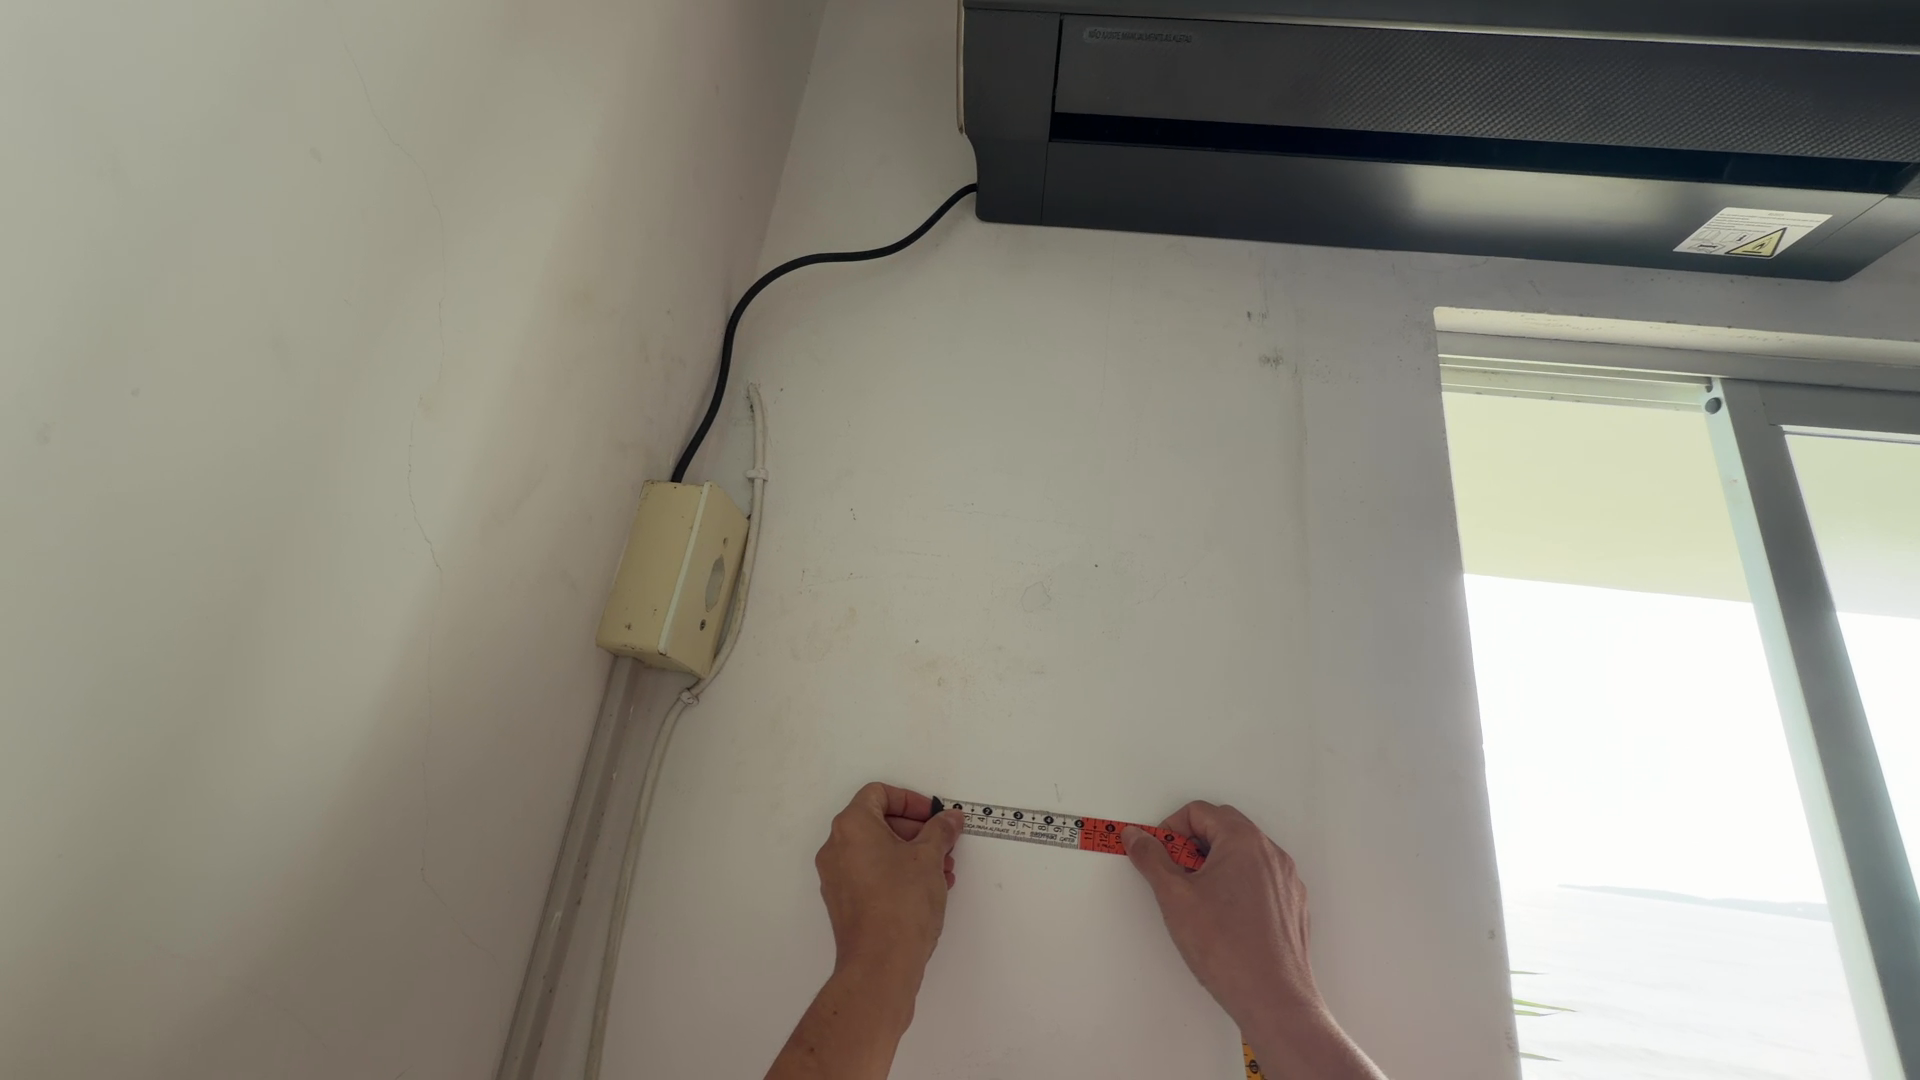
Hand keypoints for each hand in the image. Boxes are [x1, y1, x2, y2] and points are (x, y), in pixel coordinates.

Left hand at [814, 782, 963, 978]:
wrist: (880, 967)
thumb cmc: (902, 902)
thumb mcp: (930, 858)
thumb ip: (940, 831)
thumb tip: (949, 819)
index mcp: (852, 826)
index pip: (879, 793)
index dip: (910, 800)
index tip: (933, 817)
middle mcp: (836, 848)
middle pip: (878, 821)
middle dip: (916, 830)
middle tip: (943, 843)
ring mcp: (837, 878)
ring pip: (877, 851)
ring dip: (911, 854)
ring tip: (943, 869)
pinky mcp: (844, 904)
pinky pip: (872, 874)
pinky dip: (898, 873)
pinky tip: (928, 889)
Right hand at [1124, 802, 1383, 1078]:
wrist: (1273, 1001)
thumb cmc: (1226, 948)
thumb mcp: (1174, 897)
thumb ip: (1151, 857)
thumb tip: (1136, 836)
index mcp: (1243, 841)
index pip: (1198, 811)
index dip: (1171, 829)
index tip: (1160, 855)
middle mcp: (1270, 853)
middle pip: (1223, 826)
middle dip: (1193, 844)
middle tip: (1176, 874)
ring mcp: (1286, 879)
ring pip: (1242, 853)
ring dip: (1215, 862)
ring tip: (1199, 898)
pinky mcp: (1293, 904)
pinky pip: (1260, 877)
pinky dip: (1237, 882)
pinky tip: (1224, 916)